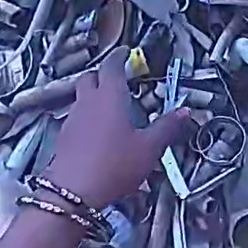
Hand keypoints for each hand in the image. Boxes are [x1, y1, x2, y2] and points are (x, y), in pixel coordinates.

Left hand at [43, 52, 192, 208]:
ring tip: (112, 108)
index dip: (119, 56)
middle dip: (103, 75)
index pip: (111, 66)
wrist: (73, 194)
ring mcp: (72, 120)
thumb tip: (184, 112)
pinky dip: (88, 117)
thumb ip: (167, 127)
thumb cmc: (113, 166)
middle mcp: (87, 103)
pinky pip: (76, 118)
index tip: (125, 53)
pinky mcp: (64, 138)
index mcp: (109, 97)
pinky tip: (99, 133)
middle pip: (91, 77)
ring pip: (81, 98)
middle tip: (118, 79)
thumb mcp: (149, 148)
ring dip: (94, 97)